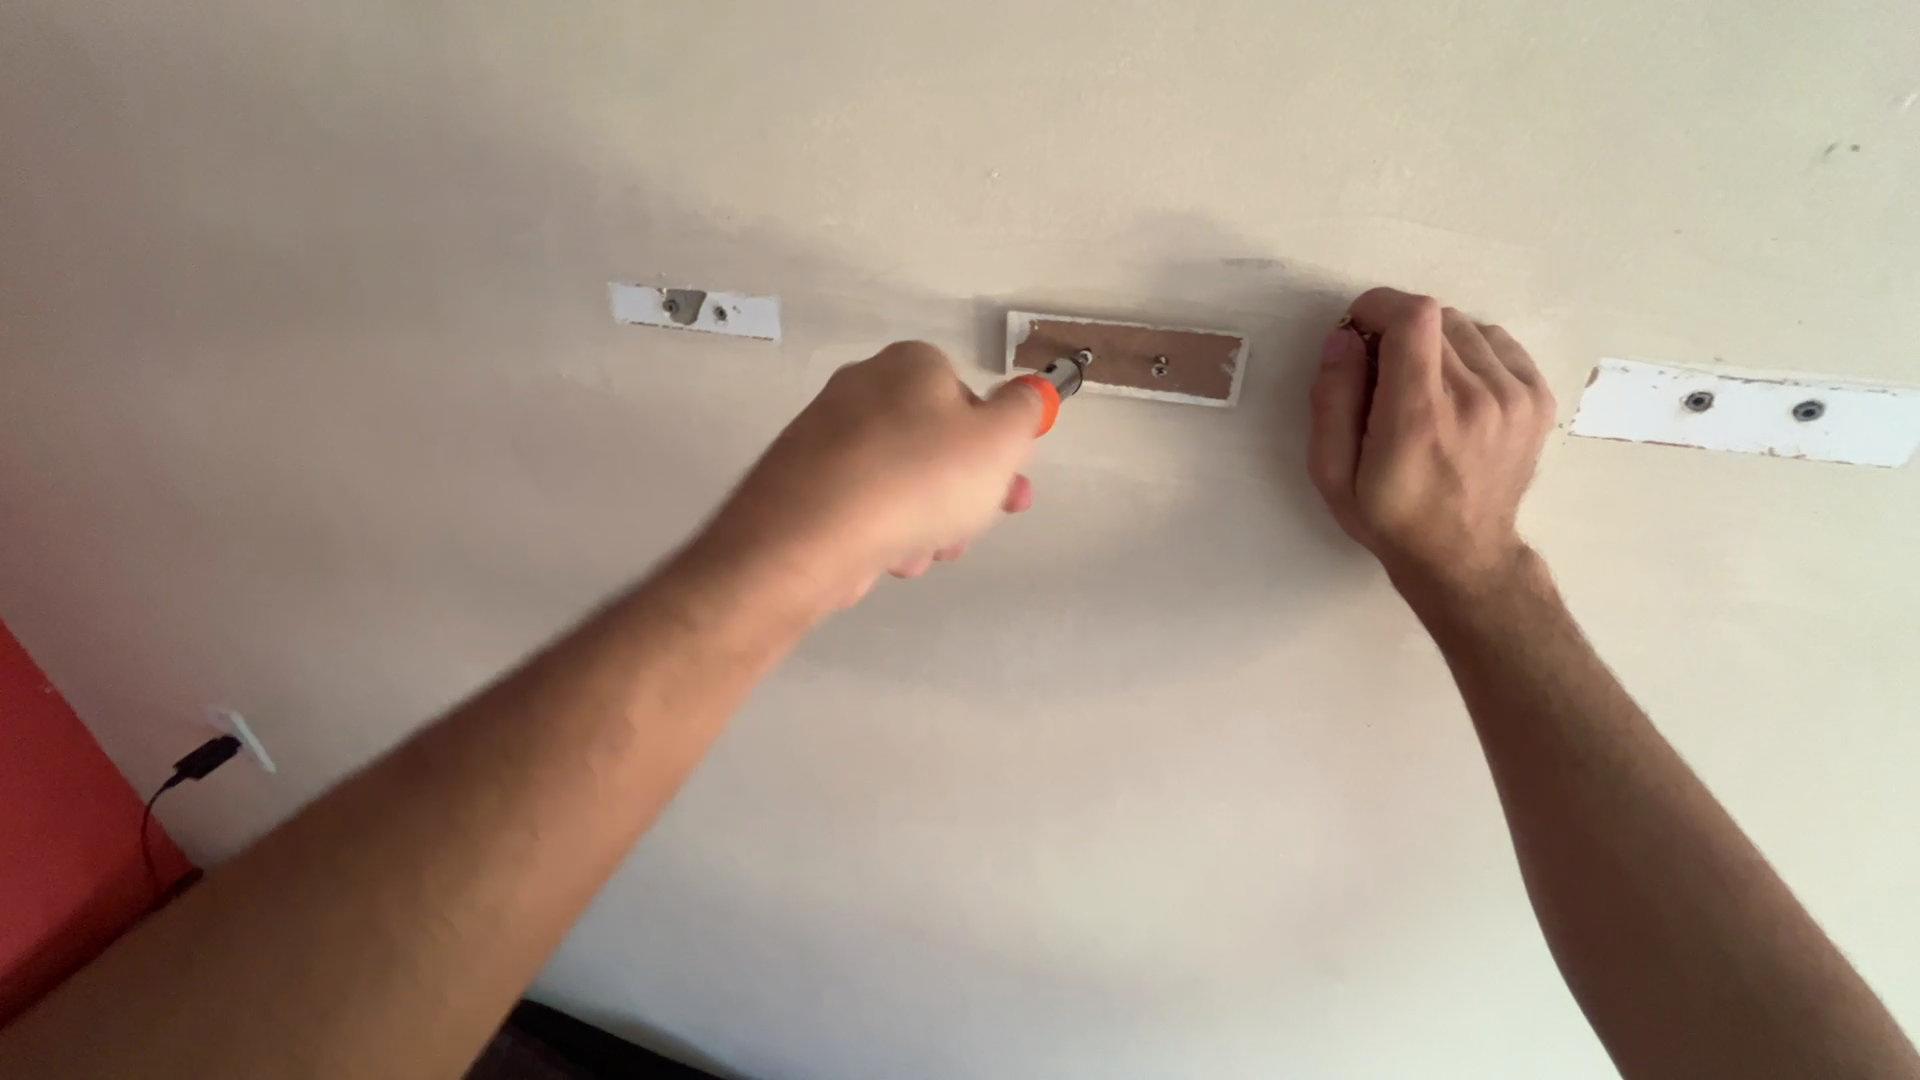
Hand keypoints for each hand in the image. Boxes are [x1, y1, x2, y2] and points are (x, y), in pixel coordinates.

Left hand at [704, 341, 1040, 606]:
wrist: (811, 534)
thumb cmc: (920, 478)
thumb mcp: (1000, 441)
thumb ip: (1024, 411)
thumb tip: (1028, 394)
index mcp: (912, 365)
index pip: (969, 397)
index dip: (995, 447)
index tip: (1008, 487)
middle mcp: (863, 387)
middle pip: (934, 446)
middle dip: (962, 495)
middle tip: (972, 530)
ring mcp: (826, 435)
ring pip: (901, 482)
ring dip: (926, 521)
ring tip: (925, 551)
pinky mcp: (802, 482)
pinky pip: (862, 504)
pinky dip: (883, 529)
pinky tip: (888, 556)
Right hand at [1307, 288, 1554, 593]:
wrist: (1462, 555)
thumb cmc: (1386, 516)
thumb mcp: (1331, 472)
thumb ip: (1331, 402)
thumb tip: (1341, 341)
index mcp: (1419, 418)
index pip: (1414, 318)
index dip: (1378, 306)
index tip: (1355, 327)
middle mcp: (1476, 397)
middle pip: (1435, 318)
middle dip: (1394, 330)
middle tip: (1375, 368)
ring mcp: (1516, 395)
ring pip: (1465, 327)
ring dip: (1429, 341)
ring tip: (1413, 382)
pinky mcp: (1536, 397)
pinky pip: (1495, 342)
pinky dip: (1464, 350)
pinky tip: (1449, 385)